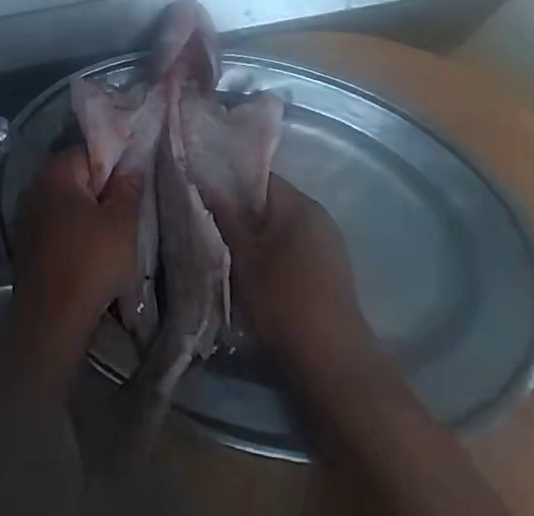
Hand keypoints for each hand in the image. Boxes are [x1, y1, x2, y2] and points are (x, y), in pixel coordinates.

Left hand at [12, 144, 144, 332]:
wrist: (52, 316)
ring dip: (85, 212)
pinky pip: (54, 225)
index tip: (132, 182)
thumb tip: (130, 168)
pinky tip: (89, 249)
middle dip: (100, 189)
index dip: (114, 163)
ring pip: (64, 203)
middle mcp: (33, 187)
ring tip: (111, 231)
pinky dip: (72, 231)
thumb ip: (128, 189)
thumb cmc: (91, 261)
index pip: (87, 151)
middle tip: (125, 207)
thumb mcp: (122, 222)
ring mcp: (25, 216)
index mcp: (55, 173)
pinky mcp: (25, 242)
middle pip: (74, 177)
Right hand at [203, 175, 377, 370]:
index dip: (226, 179)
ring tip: (224, 243)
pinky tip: (251, 265)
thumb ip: (225, 216)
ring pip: (280, 223)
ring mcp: (327, 240)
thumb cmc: (282, 299)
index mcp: (298, 203)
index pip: (257, 175)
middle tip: (207, 219)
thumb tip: (205, 183)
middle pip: (269, 199)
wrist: (332, 359)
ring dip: (254, 230)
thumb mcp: (243, 256)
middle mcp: (317, 214)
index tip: (201, 191)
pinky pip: (293, 242)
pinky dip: (271, 247)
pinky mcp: (329, 265)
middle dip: (239, 208)